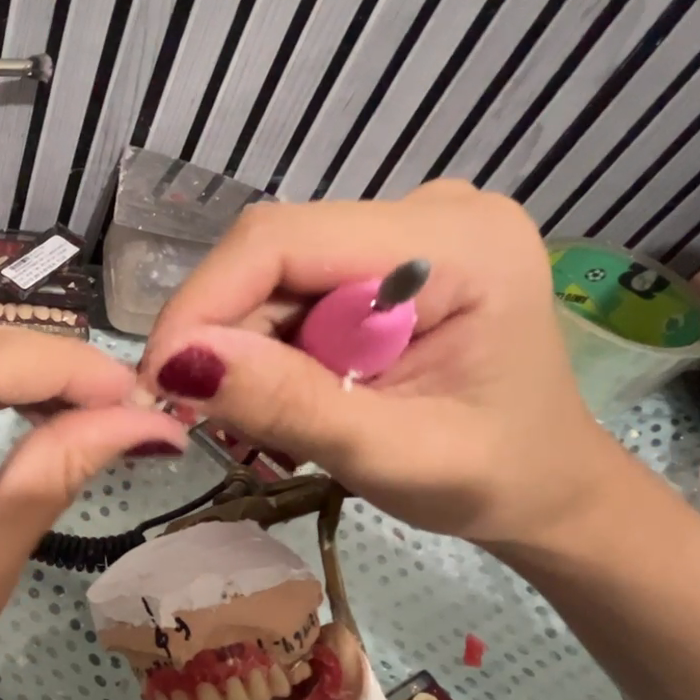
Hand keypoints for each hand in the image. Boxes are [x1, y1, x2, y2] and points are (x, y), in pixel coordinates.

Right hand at [141, 179, 628, 546]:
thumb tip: (178, 363)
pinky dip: (261, 348)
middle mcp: (426, 213)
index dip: (202, 302)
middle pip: (269, 256)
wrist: (540, 486)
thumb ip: (288, 403)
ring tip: (261, 417)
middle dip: (220, 336)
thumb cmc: (487, 479)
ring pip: (267, 278)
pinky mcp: (377, 259)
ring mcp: (400, 232)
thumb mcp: (390, 453)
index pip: (282, 241)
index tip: (158, 379)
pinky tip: (284, 390)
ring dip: (239, 348)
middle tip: (202, 415)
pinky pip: (283, 292)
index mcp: (457, 243)